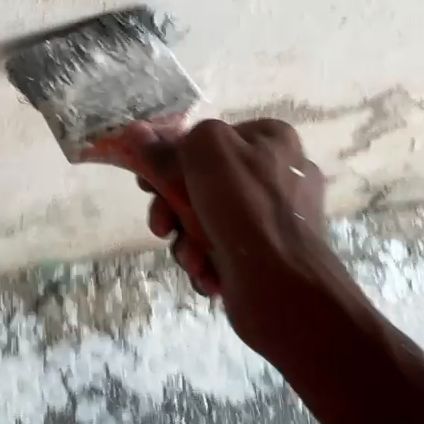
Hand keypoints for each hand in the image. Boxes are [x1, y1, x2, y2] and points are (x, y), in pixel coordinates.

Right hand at [136, 118, 357, 359]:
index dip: (171, 158)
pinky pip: (224, 246)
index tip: (148, 181)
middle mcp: (277, 174)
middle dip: (173, 206)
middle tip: (161, 225)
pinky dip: (207, 259)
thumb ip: (166, 143)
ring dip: (187, 238)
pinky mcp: (270, 255)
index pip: (207, 138)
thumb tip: (135, 133)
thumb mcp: (202, 152)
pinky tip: (206, 272)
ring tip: (189, 257)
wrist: (287, 289)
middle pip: (202, 180)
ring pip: (207, 216)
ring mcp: (275, 218)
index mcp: (271, 140)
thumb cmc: (246, 206)